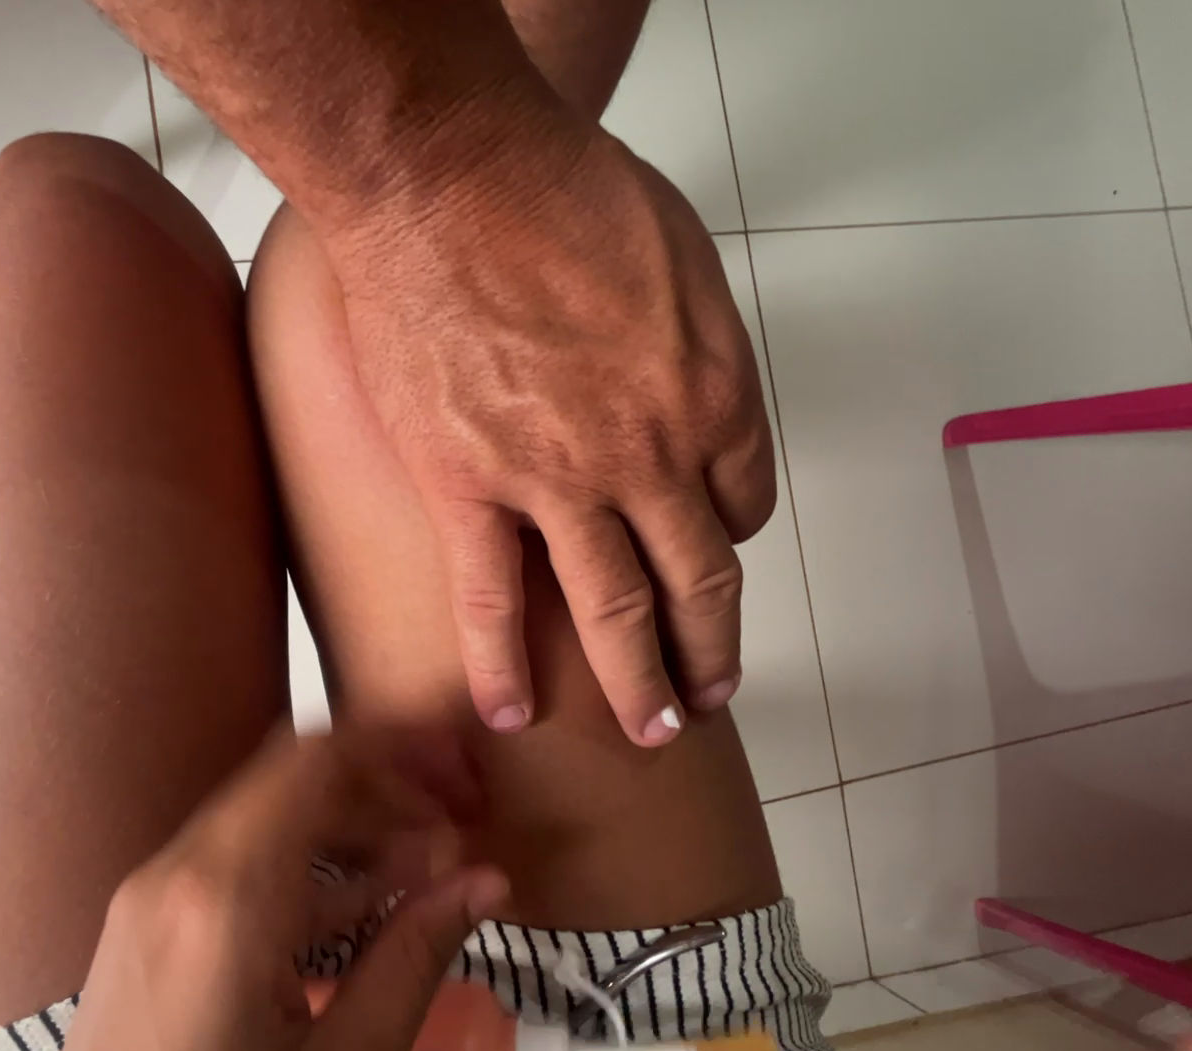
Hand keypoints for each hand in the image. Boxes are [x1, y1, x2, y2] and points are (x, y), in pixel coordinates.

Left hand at [59, 727, 508, 1050]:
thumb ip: (413, 962)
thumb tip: (485, 883)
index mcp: (223, 898)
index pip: (313, 760)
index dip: (391, 748)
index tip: (449, 769)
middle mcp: (176, 872)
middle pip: (293, 778)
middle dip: (380, 790)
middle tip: (449, 827)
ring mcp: (151, 895)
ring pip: (266, 816)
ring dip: (345, 828)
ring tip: (418, 870)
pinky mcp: (146, 923)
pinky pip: (236, 862)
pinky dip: (301, 866)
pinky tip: (356, 907)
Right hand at [320, 117, 775, 746]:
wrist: (452, 179)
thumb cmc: (565, 191)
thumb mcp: (681, 249)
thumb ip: (703, 340)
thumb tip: (692, 396)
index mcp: (711, 395)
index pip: (739, 501)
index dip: (726, 533)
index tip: (707, 546)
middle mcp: (649, 457)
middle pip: (697, 579)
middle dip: (708, 646)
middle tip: (710, 692)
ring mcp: (557, 484)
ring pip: (613, 608)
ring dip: (640, 679)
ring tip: (654, 730)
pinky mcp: (468, 491)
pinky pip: (491, 600)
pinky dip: (503, 664)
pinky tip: (509, 713)